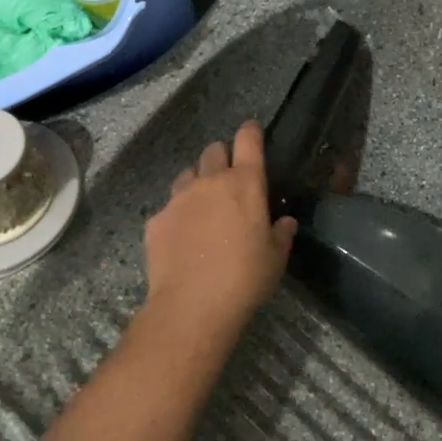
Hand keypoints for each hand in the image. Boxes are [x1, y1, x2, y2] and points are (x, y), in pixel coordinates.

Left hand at [142, 121, 296, 342]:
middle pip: (214, 150)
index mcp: (245, 183)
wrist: (191, 308)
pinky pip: (168, 207)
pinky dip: (177, 216)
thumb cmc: (244, 280)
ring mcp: (179, 199)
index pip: (248, 140)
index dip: (250, 132)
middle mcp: (210, 181)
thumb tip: (285, 222)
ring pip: (188, 175)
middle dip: (222, 157)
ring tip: (202, 207)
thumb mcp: (275, 259)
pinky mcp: (156, 220)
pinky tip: (181, 239)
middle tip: (228, 179)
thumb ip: (281, 234)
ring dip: (197, 182)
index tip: (252, 132)